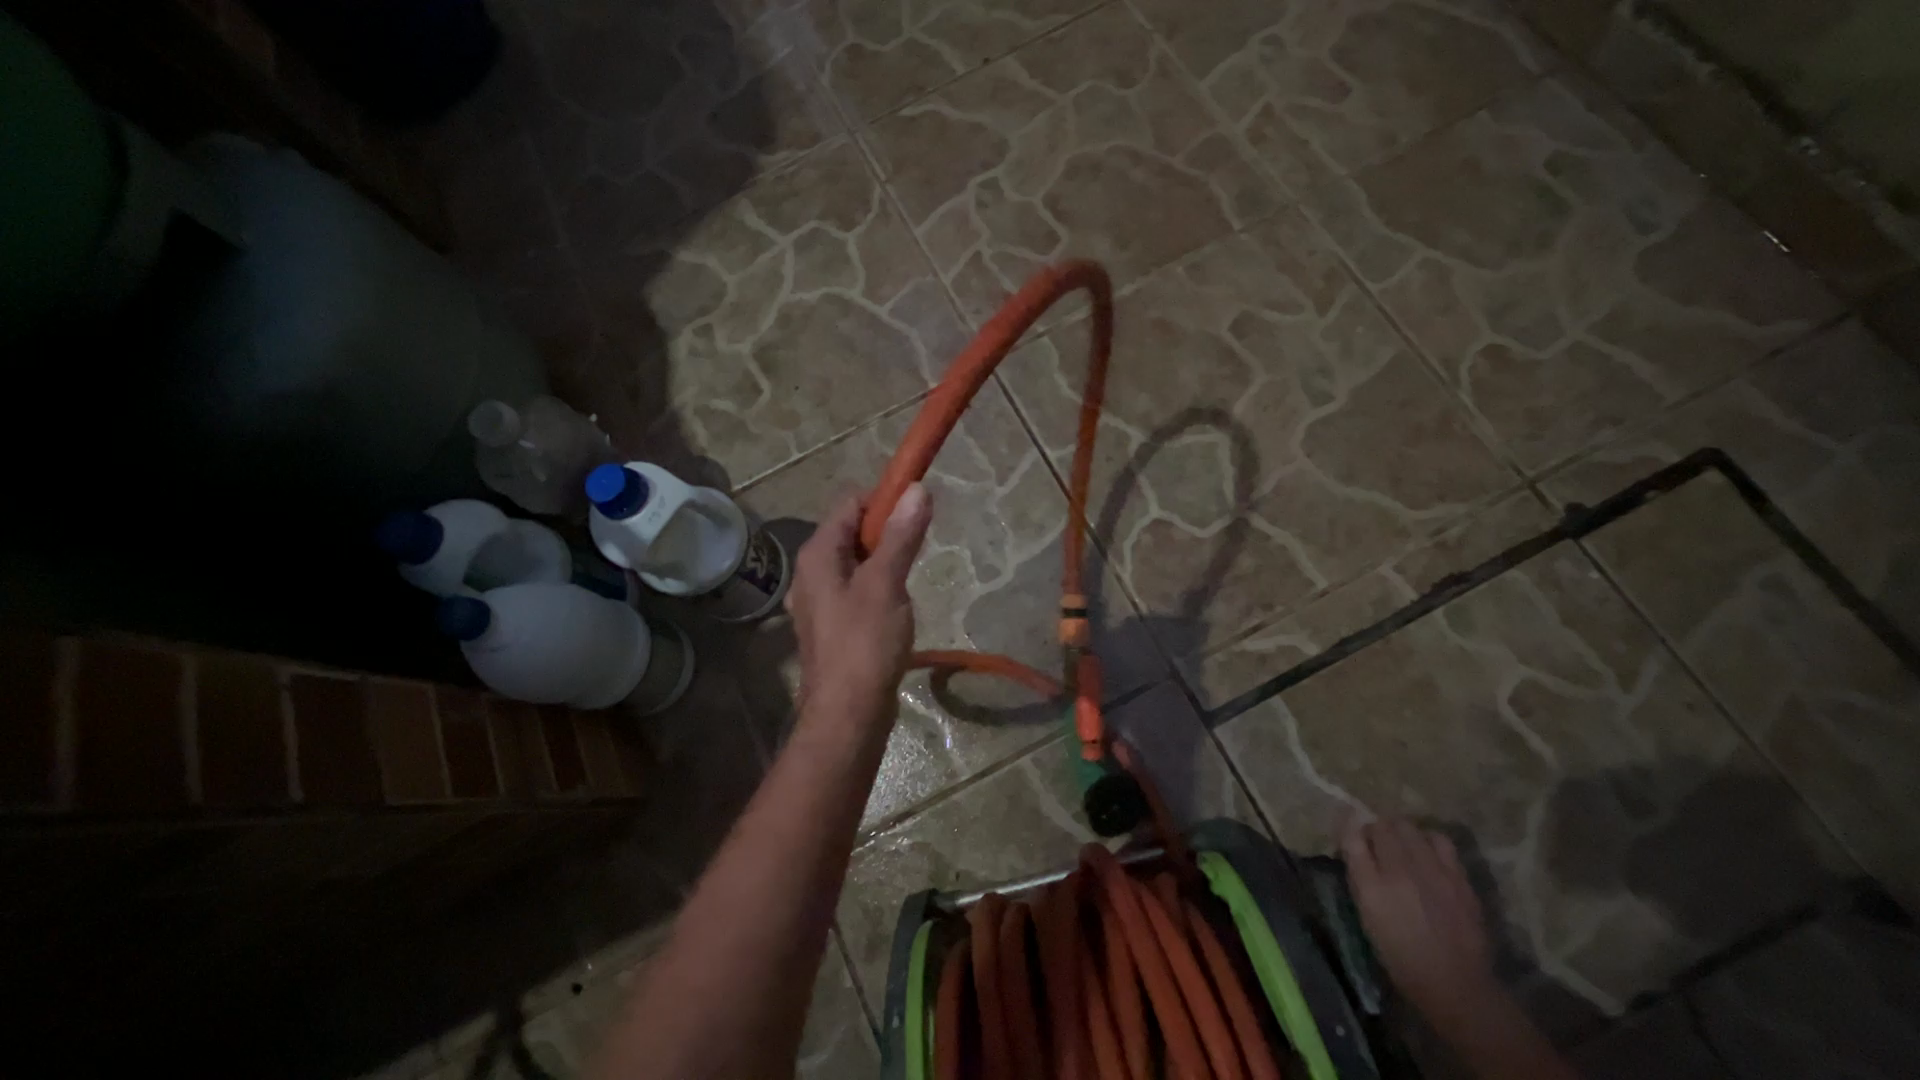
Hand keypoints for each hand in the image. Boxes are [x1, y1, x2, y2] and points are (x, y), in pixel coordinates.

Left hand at [785, 484, 932, 720]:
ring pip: (857, 564)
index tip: (919, 512)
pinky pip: (858, 592)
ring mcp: (820, 602)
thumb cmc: (864, 644)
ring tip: (908, 584)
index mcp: (817, 555)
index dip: (885, 500)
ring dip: (886, 564)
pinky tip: (897, 610)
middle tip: (918, 551)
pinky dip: (879, 590)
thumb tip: (916, 490)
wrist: (848, 714)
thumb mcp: (886, 584)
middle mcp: (811, 573)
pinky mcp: (833, 628)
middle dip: (888, 534)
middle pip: (853, 532)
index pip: (851, 503)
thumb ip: (900, 536)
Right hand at [1342, 816, 1502, 1026]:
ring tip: (1403, 845)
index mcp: (1370, 887)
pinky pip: (1439, 840)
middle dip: (1375, 829)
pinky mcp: (1457, 875)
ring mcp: (1432, 870)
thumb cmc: (1400, 956)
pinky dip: (1428, 840)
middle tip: (1376, 843)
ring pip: (1409, 826)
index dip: (1348, 826)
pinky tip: (1428, 853)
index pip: (1352, 836)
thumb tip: (1354, 845)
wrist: (1453, 982)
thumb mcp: (1367, 917)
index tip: (1350, 830)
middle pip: (1381, 825)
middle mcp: (1399, 871)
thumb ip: (1360, 876)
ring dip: (1400, 831)